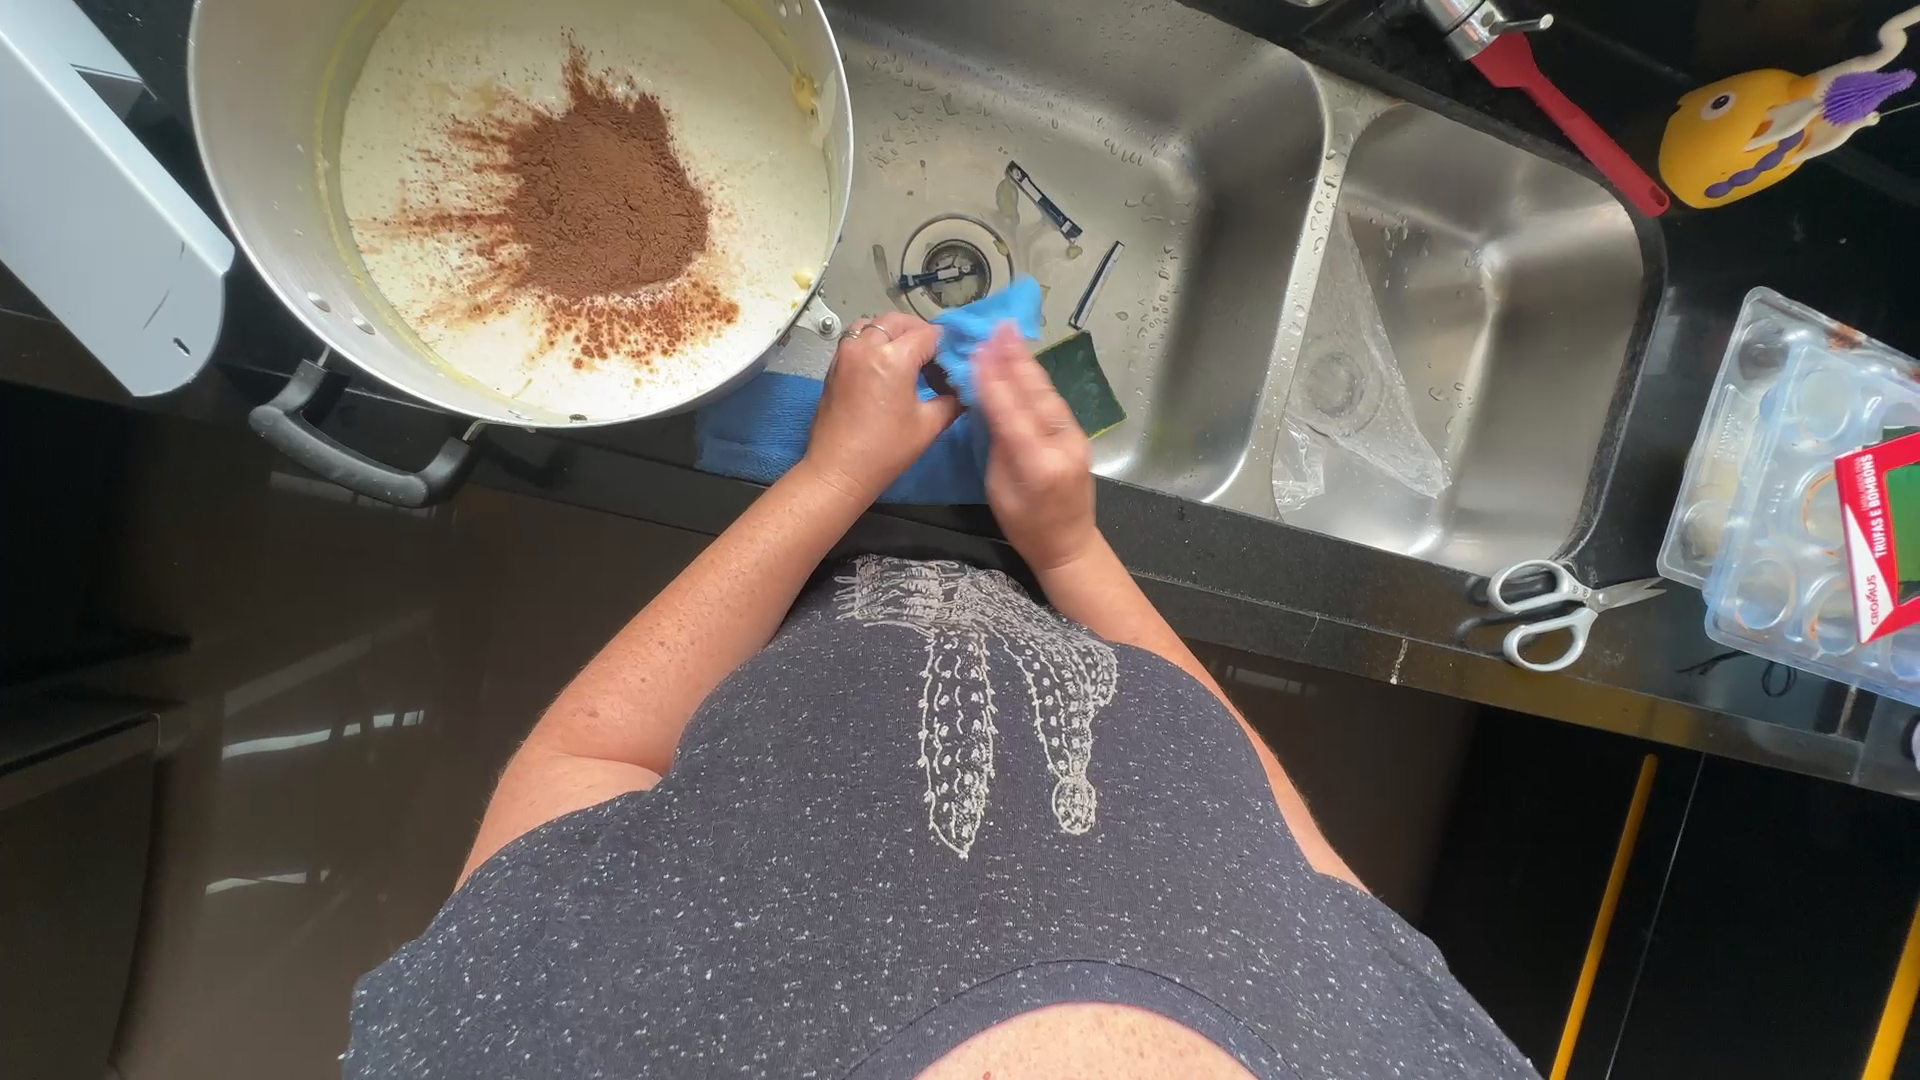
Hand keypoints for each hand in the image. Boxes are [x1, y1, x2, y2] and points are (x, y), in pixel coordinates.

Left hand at [802, 313, 961, 503]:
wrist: (838, 470)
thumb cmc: (885, 451)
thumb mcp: (928, 426)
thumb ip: (952, 401)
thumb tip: (964, 390)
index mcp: (893, 358)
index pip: (929, 334)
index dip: (946, 346)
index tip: (953, 362)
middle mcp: (866, 346)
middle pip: (899, 321)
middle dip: (920, 333)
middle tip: (934, 358)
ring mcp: (846, 354)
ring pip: (874, 325)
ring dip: (894, 333)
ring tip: (907, 357)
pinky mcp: (834, 365)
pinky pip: (857, 339)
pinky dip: (874, 342)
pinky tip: (885, 366)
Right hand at [973, 323, 1101, 570]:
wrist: (1069, 545)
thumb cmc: (1026, 526)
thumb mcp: (999, 490)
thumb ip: (998, 445)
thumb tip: (988, 403)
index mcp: (1037, 463)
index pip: (1011, 414)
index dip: (993, 382)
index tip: (978, 352)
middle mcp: (1062, 445)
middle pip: (1034, 395)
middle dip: (1014, 360)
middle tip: (998, 328)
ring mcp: (1075, 438)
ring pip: (1046, 394)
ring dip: (1026, 363)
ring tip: (1010, 335)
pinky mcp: (1078, 436)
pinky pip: (1053, 402)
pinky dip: (1037, 380)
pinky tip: (1025, 363)